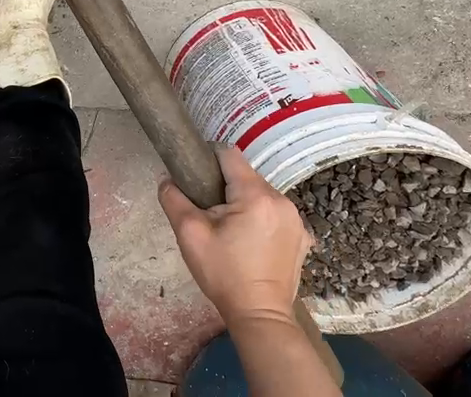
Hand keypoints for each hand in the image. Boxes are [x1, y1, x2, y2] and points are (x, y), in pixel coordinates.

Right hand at [158, 145, 311, 324]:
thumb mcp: (188, 234)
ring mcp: (296, 220)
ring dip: (245, 202)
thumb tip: (167, 179)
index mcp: (255, 196)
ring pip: (261, 193)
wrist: (259, 316)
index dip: (208, 160)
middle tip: (211, 213)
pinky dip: (262, 218)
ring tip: (230, 228)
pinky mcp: (303, 237)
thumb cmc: (223, 273)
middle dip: (226, 186)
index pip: (228, 154)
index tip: (197, 180)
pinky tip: (252, 241)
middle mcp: (282, 201)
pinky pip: (276, 213)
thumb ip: (173, 198)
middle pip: (246, 175)